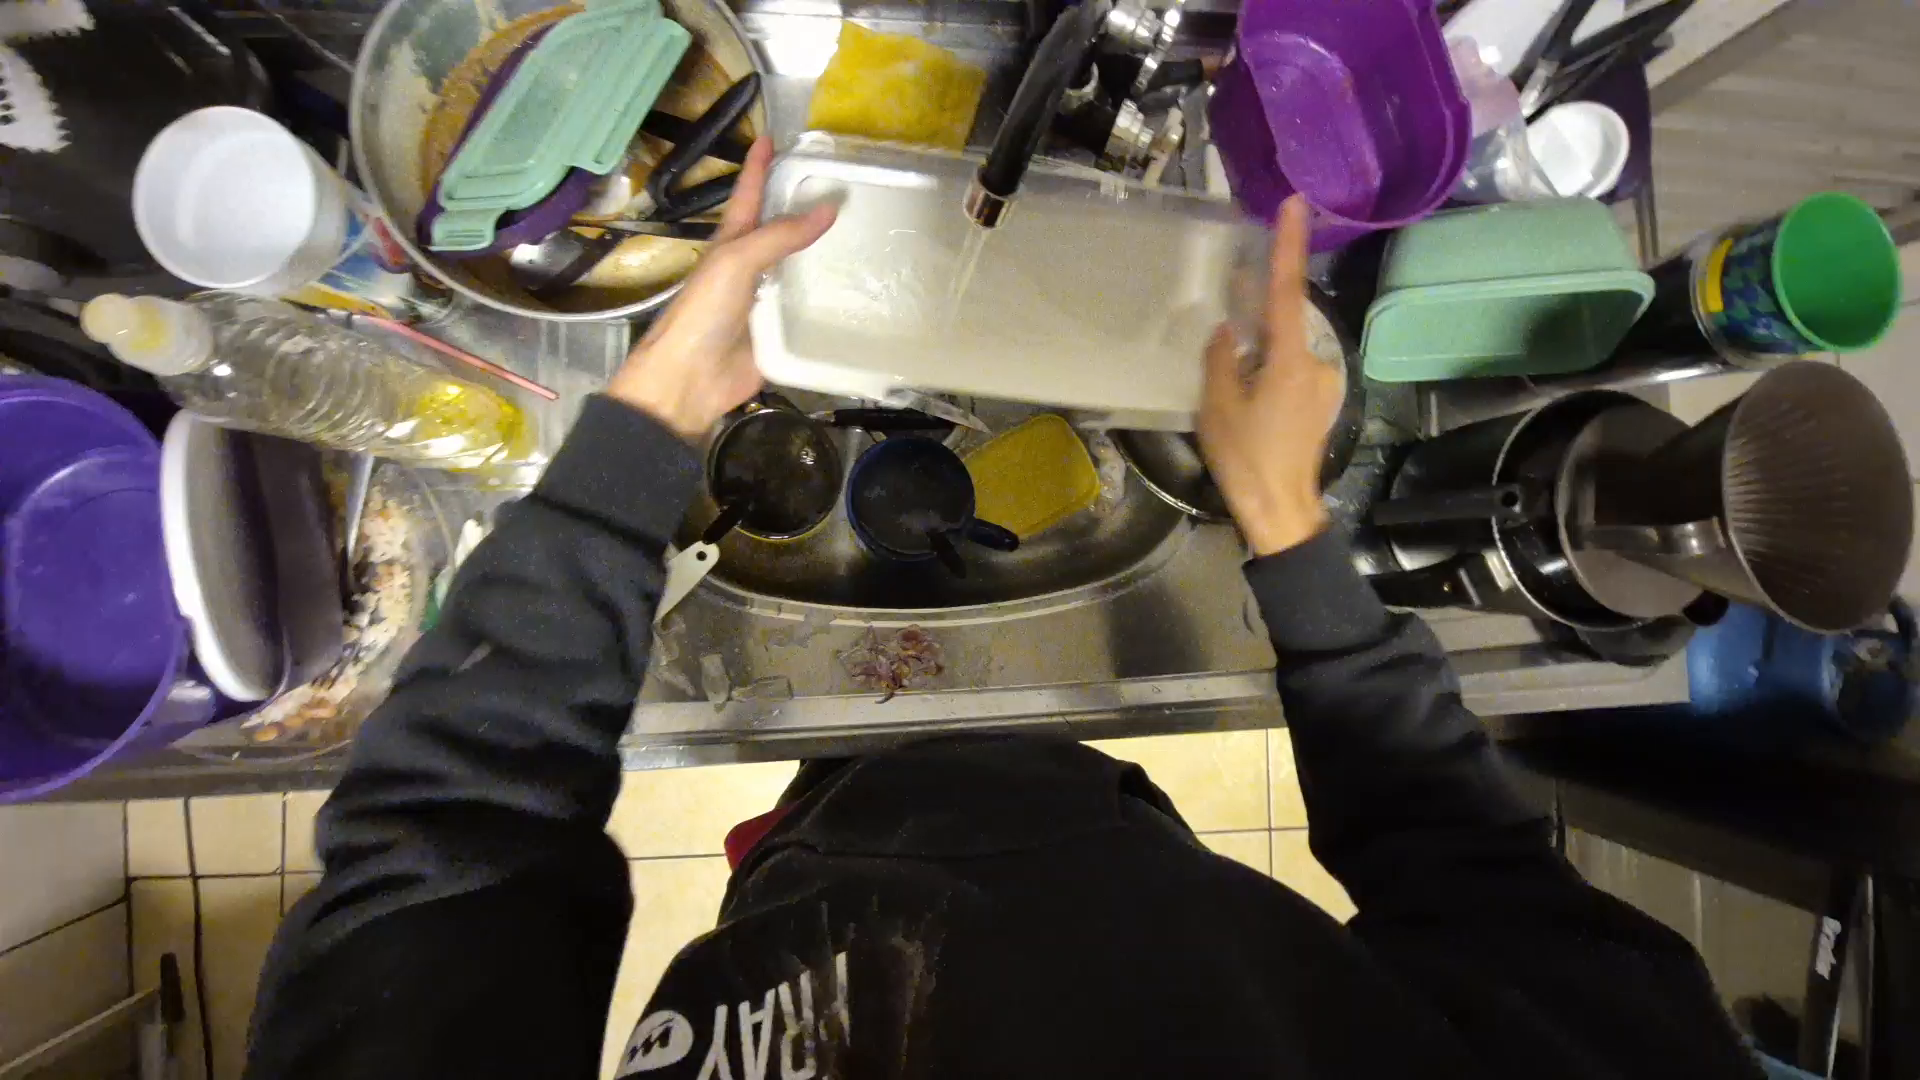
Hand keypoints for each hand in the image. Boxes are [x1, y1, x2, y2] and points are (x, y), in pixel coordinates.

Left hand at [607, 137, 836, 440]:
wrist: (694, 378)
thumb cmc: (703, 313)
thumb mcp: (736, 262)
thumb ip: (779, 235)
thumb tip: (828, 207)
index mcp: (731, 245)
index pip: (747, 196)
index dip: (757, 167)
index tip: (773, 138)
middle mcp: (750, 271)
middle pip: (780, 234)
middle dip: (803, 213)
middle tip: (840, 191)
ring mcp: (766, 304)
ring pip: (799, 275)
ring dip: (823, 260)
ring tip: (860, 240)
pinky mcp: (781, 336)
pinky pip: (809, 316)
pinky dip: (830, 305)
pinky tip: (856, 297)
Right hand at [1196, 196, 1345, 556]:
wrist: (1279, 506)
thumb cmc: (1244, 458)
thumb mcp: (1217, 407)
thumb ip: (1221, 360)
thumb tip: (1227, 330)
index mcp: (1289, 362)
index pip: (1288, 292)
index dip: (1289, 246)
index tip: (1295, 204)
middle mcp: (1316, 364)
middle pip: (1285, 322)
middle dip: (1258, 315)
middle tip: (1232, 317)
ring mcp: (1323, 383)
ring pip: (1286, 350)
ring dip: (1261, 351)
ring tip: (1233, 378)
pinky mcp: (1321, 400)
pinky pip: (1293, 369)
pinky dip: (1270, 369)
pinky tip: (1250, 395)